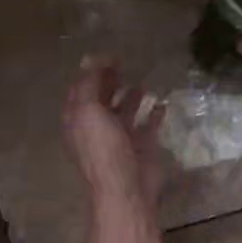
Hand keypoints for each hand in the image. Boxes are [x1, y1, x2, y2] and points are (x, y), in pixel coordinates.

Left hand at [63, 55, 168, 209]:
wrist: (127, 187)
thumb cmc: (104, 149)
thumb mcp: (89, 112)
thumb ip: (89, 85)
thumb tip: (90, 58)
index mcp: (78, 120)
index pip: (81, 90)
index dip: (92, 72)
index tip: (109, 55)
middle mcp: (97, 128)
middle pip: (103, 99)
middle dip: (111, 81)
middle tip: (126, 63)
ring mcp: (120, 138)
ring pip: (124, 111)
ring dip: (132, 96)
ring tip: (143, 80)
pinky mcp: (142, 146)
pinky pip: (148, 125)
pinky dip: (154, 113)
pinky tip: (162, 102)